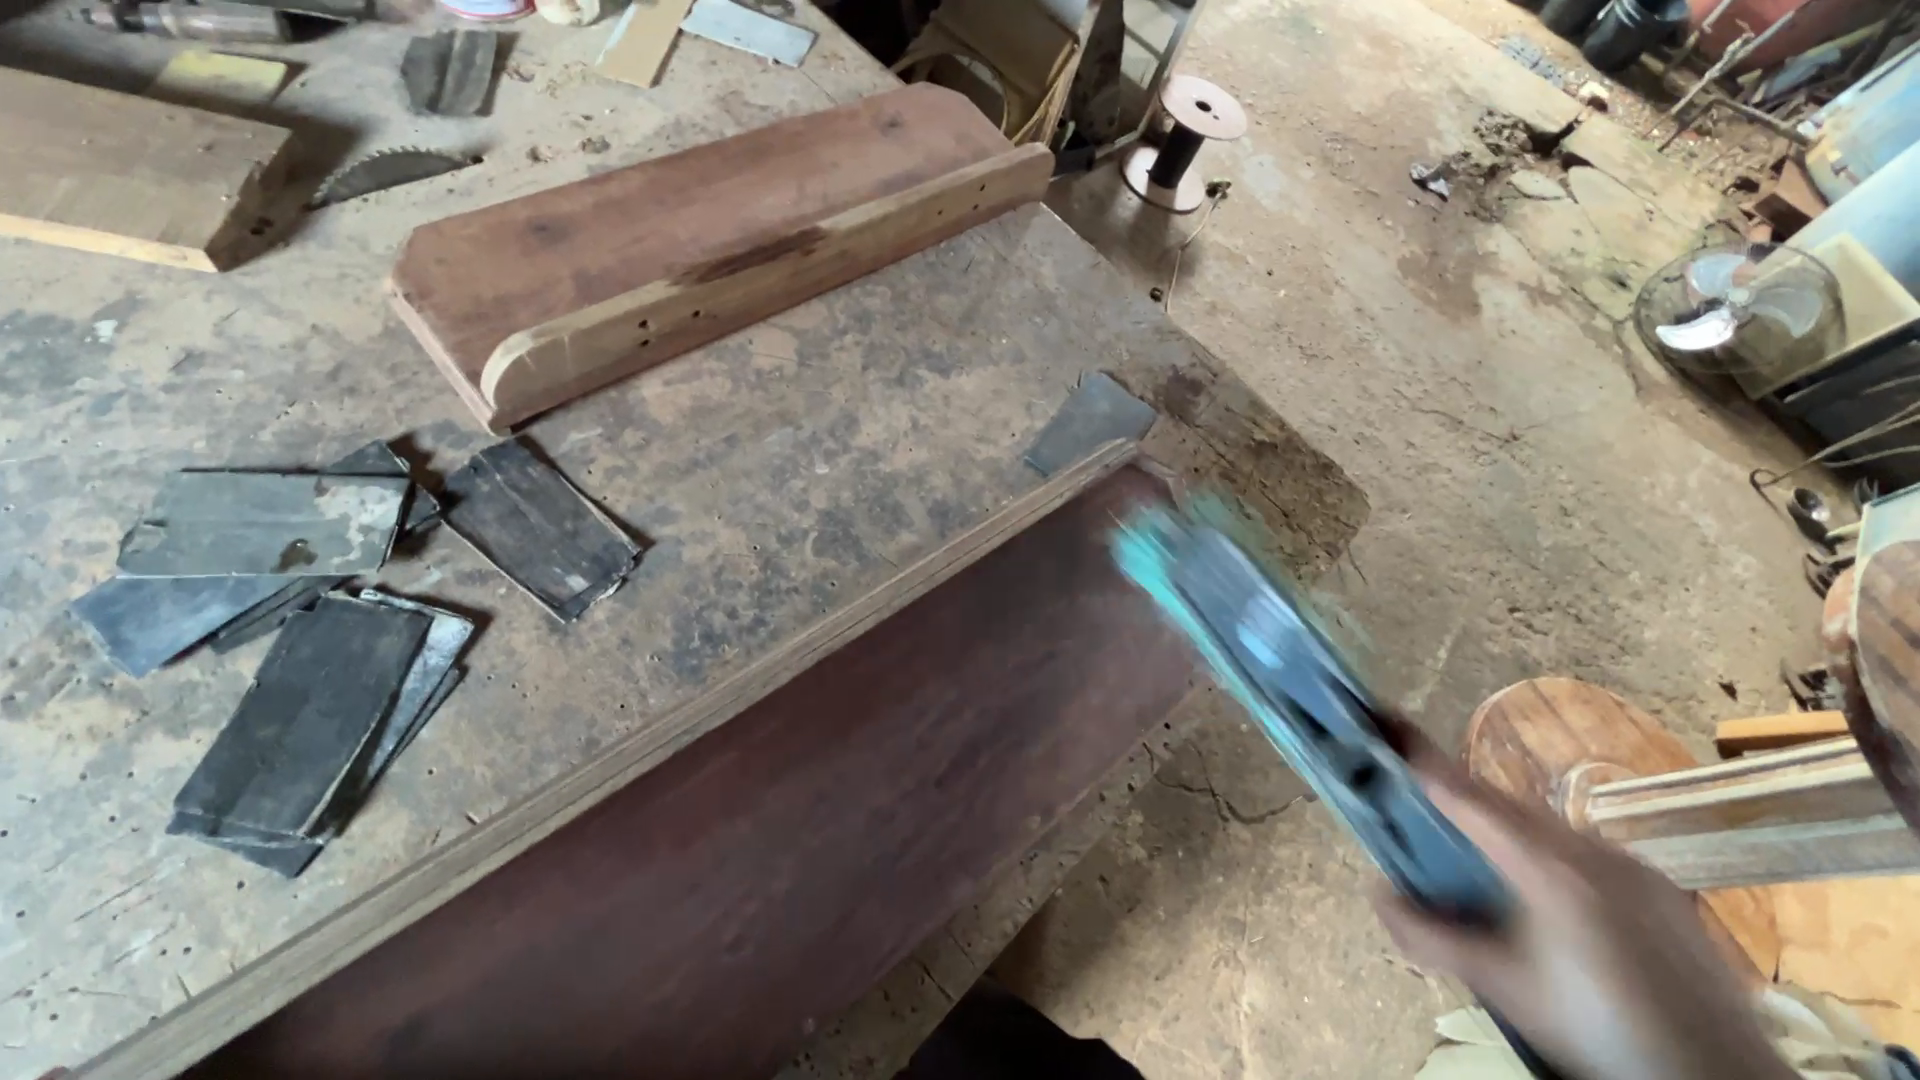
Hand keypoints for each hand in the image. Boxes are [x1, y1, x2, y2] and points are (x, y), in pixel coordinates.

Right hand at [1371, 735, 1795, 1079]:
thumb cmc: (1597, 1027)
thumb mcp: (1501, 986)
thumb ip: (1429, 936)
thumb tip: (1377, 892)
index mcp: (1545, 864)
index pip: (1466, 795)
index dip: (1421, 757)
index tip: (1386, 721)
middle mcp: (1591, 849)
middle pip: (1506, 805)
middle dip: (1459, 798)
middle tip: (1419, 801)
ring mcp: (1634, 867)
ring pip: (1548, 829)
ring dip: (1503, 831)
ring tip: (1478, 862)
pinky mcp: (1661, 892)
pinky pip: (1586, 854)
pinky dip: (1547, 857)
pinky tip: (1547, 903)